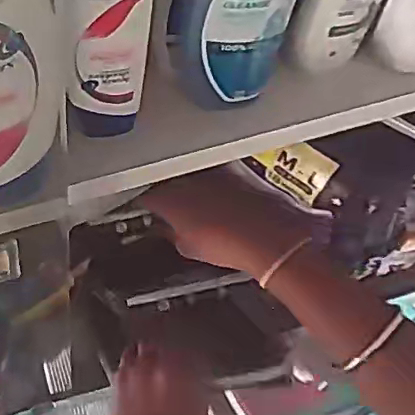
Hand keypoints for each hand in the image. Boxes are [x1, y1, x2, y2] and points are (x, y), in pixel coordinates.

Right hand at [142, 167, 312, 279]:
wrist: (272, 236)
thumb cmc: (233, 241)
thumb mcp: (188, 247)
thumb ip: (170, 233)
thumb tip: (169, 231)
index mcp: (165, 195)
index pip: (142, 198)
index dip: (144, 208)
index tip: (149, 216)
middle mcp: (184, 176)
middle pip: (165, 181)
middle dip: (167, 195)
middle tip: (174, 215)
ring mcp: (210, 168)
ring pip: (190, 175)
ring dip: (191, 188)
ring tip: (203, 212)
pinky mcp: (234, 167)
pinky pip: (215, 175)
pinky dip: (215, 187)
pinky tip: (224, 206)